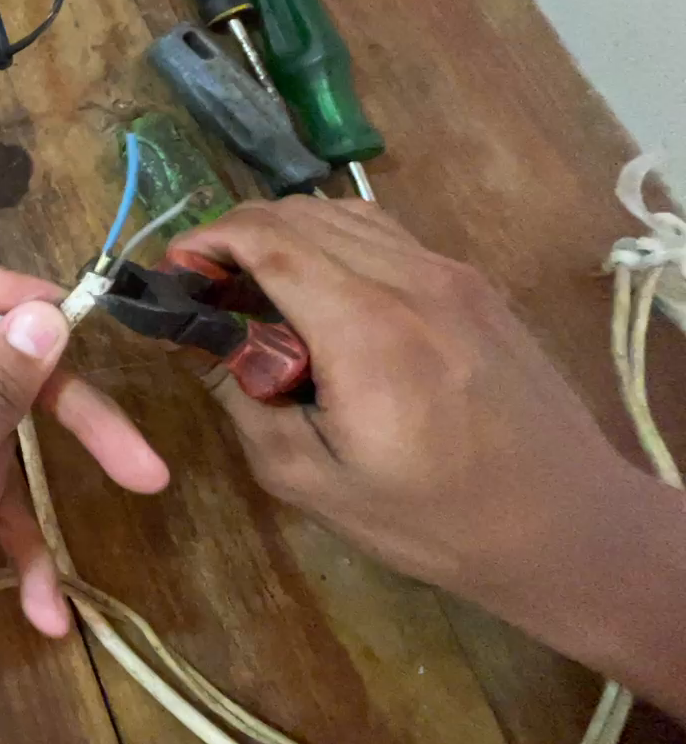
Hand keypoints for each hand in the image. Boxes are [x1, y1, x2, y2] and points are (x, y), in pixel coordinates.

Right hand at [170, 197, 637, 598]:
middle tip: (200, 286)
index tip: (172, 274)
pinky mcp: (468, 281)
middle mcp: (411, 283)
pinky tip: (306, 284)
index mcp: (367, 331)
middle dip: (228, 236)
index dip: (204, 242)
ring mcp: (449, 275)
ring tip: (246, 284)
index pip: (266, 240)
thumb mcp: (300, 470)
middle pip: (291, 214)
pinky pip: (373, 229)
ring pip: (332, 211)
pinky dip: (320, 238)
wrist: (571, 532)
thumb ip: (234, 391)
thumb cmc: (425, 515)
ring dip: (273, 233)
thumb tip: (181, 333)